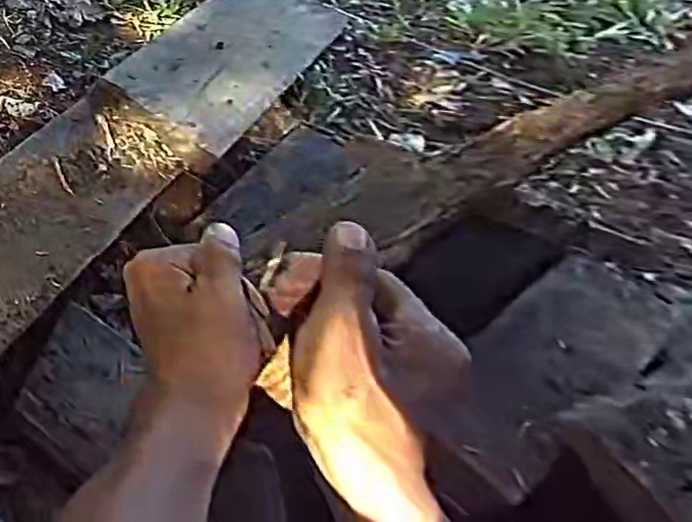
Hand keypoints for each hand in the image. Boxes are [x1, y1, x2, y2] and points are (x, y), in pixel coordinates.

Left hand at [123, 221, 273, 437]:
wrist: (196, 404)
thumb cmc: (209, 356)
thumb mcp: (225, 298)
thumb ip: (222, 258)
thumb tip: (220, 229)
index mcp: (150, 263)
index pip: (208, 253)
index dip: (235, 281)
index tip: (241, 307)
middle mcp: (142, 276)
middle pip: (207, 272)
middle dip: (233, 299)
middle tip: (239, 328)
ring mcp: (150, 299)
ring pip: (208, 295)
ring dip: (231, 317)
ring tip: (232, 342)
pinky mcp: (163, 321)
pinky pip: (200, 313)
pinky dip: (219, 329)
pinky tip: (224, 348)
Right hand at [265, 222, 468, 521]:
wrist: (358, 474)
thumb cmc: (349, 405)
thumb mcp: (339, 328)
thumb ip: (345, 276)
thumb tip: (351, 229)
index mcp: (425, 334)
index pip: (364, 273)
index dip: (317, 272)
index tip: (284, 287)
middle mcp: (427, 351)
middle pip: (356, 295)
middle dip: (309, 293)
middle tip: (277, 305)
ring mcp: (408, 374)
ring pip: (347, 319)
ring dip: (308, 314)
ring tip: (280, 327)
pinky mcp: (384, 389)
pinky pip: (347, 344)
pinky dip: (316, 339)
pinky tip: (295, 348)